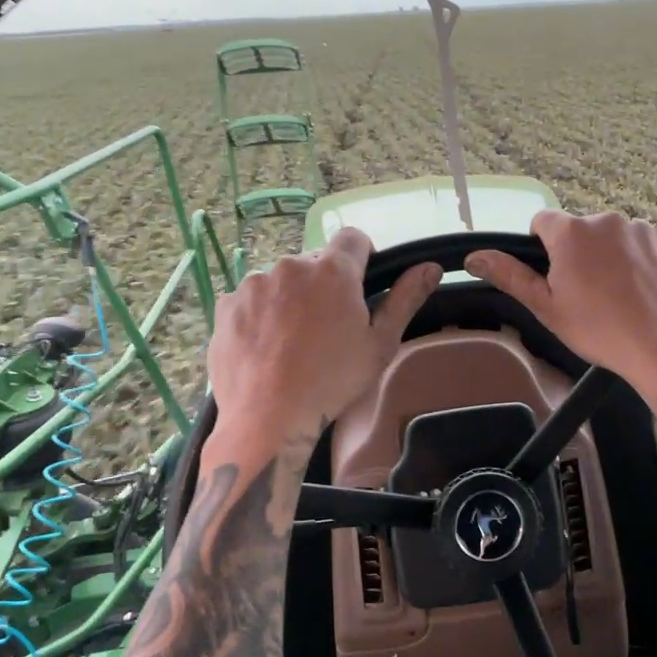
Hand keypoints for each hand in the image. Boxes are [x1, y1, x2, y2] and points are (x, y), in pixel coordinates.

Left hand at [206, 227, 440, 439]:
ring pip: (282, 281)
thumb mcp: (380, 344)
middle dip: (325, 284)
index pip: (353, 238)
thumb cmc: (333, 381)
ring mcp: (253, 284)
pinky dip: (262, 315)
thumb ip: (405, 299)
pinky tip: (267, 349)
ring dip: (292, 298)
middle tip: (330, 327)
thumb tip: (430, 267)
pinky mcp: (226, 305)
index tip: (363, 287)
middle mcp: (290, 266)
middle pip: (315, 262)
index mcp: (332, 271)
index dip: (363, 257)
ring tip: (295, 342)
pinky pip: (252, 299)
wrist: (267, 419)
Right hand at [465, 211, 656, 392]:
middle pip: (581, 231)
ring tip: (617, 299)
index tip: (552, 277)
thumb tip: (473, 256)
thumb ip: (510, 276)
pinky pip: (644, 249)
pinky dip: (639, 265)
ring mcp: (642, 231)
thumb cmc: (597, 329)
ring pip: (614, 239)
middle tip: (585, 296)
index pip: (542, 221)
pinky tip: (642, 296)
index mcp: (572, 232)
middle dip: (579, 255)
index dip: (541, 247)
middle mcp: (607, 220)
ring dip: (610, 258)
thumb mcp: (546, 307)